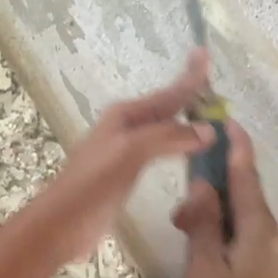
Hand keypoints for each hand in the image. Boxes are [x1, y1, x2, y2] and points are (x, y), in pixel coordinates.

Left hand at [36, 50, 214, 261]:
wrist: (61, 223)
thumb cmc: (93, 184)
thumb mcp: (131, 153)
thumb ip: (168, 137)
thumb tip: (208, 130)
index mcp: (125, 116)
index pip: (167, 94)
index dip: (188, 77)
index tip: (204, 53)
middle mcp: (126, 127)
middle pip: (165, 107)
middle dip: (189, 96)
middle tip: (217, 90)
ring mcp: (125, 149)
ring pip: (163, 128)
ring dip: (186, 120)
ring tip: (209, 117)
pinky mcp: (126, 171)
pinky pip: (160, 149)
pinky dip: (178, 144)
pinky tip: (187, 152)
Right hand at [172, 122, 277, 277]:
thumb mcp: (206, 268)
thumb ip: (204, 222)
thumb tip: (201, 182)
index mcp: (257, 227)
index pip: (245, 173)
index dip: (235, 144)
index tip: (224, 117)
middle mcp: (268, 233)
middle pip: (242, 190)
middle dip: (216, 173)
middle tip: (185, 164)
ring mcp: (266, 253)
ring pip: (238, 213)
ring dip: (212, 205)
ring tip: (181, 214)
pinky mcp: (260, 270)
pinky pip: (238, 233)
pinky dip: (218, 224)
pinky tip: (196, 237)